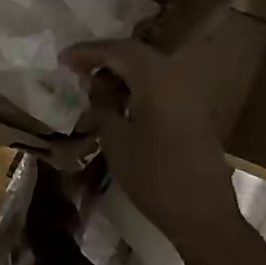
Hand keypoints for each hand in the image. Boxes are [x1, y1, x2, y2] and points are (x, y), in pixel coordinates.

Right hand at [62, 38, 261, 261]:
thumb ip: (102, 106)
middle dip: (104, 59)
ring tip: (93, 88)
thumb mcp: (115, 140)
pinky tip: (118, 103)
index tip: (62, 59)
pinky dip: (137, 87)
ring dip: (121, 74)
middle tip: (76, 70)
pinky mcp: (194, 112)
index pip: (117, 50)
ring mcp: (189, 94)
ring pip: (149, 70)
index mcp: (156, 77)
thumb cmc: (153, 176)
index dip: (87, 52)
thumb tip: (95, 88)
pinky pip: (160, 86)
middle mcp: (176, 76)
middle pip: (135, 54)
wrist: (203, 215)